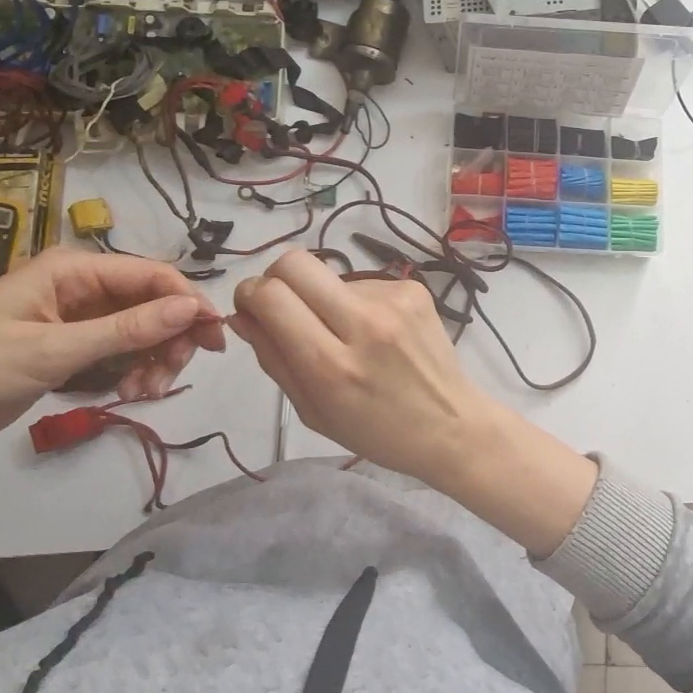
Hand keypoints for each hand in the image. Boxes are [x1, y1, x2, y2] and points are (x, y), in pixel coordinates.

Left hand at [0, 248, 225, 451]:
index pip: (152, 276)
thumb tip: (192, 308)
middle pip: (153, 304)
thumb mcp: (51, 349)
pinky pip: (121, 352)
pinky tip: (129, 393)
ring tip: (143, 393)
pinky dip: (133, 371)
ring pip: (142, 331)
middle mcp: (82, 287)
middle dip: (170, 339)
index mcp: (74, 270)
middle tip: (171, 378)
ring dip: (153, 360)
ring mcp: (78, 318)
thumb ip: (125, 330)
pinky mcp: (71, 347)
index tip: (215, 340)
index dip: (188, 303)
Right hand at [227, 249, 505, 482]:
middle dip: (277, 278)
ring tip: (348, 337)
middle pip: (295, 262)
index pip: (271, 295)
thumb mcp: (313, 410)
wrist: (450, 424)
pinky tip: (377, 334)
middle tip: (284, 307)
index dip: (250, 294)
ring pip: (331, 275)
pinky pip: (364, 283)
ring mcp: (393, 301)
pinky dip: (358, 304)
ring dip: (325, 299)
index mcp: (330, 364)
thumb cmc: (375, 430)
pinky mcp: (414, 289)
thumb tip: (242, 315)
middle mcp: (363, 323)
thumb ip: (273, 359)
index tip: (253, 310)